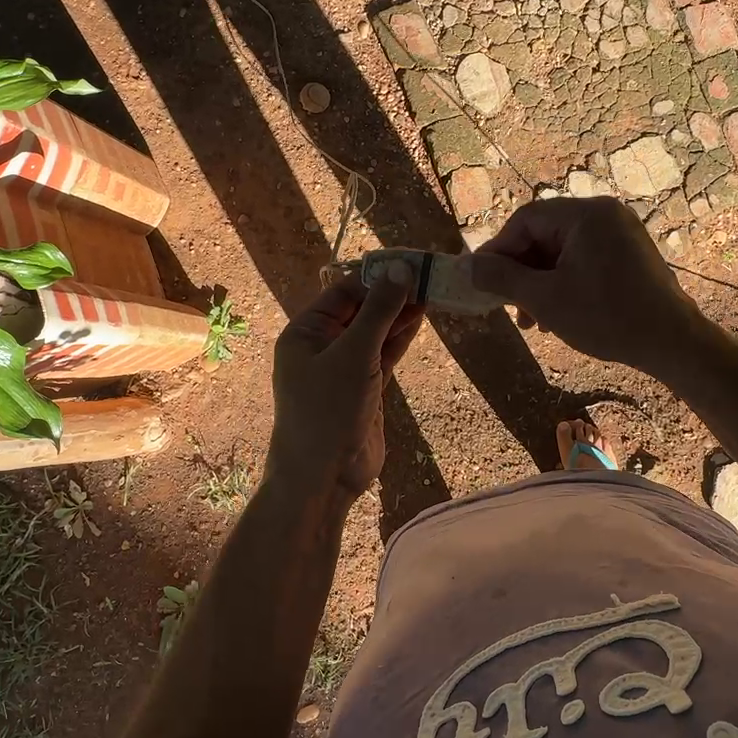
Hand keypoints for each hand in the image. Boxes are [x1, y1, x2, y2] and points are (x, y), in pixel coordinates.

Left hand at [269, 263, 423, 500]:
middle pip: (360, 309)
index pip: (344, 291)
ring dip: (399, 314)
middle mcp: (322, 345)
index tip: (411, 261)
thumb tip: (400, 269)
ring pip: (375, 332)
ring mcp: (344, 368)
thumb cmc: (328, 410)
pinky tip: (420, 320)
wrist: (323, 476)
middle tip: (429, 276)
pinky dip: (399, 339)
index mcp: (306, 332)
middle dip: (392, 294)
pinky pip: (383, 354)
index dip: (377, 275)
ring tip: (431, 292)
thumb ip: (378, 312)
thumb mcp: (354, 355)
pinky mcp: (364, 388)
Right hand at [465, 197, 708, 376]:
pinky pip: (585, 259)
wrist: (672, 342)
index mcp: (585, 214)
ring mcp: (621, 232)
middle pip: (545, 233)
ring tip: (533, 321)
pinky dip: (566, 282)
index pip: (525, 219)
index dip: (498, 250)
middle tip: (507, 306)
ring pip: (564, 250)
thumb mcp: (545, 299)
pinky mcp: (631, 253)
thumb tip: (469, 267)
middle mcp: (605, 213)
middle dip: (522, 272)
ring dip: (541, 282)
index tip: (481, 280)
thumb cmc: (606, 317)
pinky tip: (559, 314)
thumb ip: (503, 279)